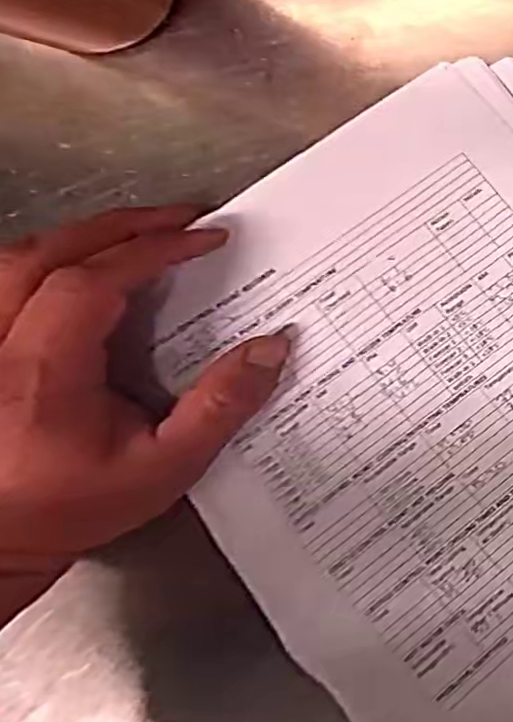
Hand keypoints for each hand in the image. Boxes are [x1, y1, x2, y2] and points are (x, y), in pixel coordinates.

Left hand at [0, 207, 289, 595]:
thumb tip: (275, 346)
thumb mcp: (171, 462)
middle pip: (33, 259)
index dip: (151, 250)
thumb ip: (225, 403)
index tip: (205, 238)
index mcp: (39, 375)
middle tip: (177, 217)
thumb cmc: (75, 504)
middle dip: (113, 227)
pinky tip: (82, 265)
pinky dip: (40, 262)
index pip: (88, 284)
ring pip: (1, 267)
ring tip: (136, 231)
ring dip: (74, 238)